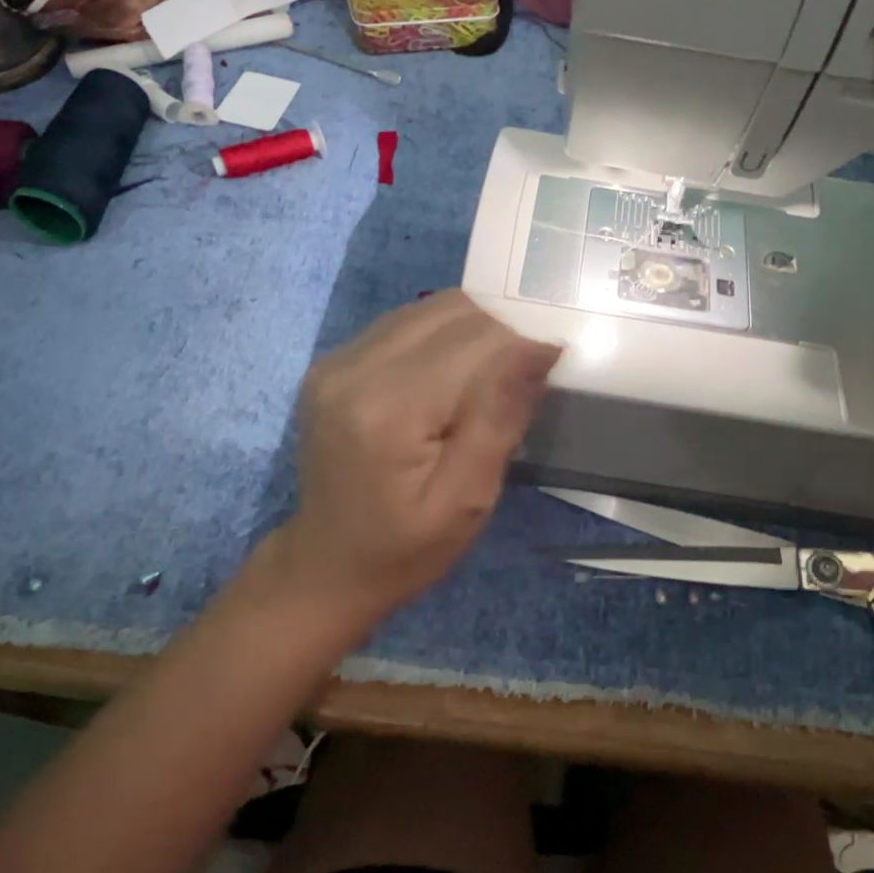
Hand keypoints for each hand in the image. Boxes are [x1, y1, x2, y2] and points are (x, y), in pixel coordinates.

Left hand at [271, 290, 561, 624]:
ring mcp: (337, 360)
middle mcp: (355, 368)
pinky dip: (440, 339)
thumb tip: (540, 349)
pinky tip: (445, 383)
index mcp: (388, 410)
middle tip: (516, 388)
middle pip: (454, 312)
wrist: (327, 564)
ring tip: (481, 387)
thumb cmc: (405, 550)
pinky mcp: (333, 361)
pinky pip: (404, 323)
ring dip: (472, 335)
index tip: (546, 380)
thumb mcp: (467, 502)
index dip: (523, 350)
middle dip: (500, 339)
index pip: (478, 340)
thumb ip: (499, 418)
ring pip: (431, 309)